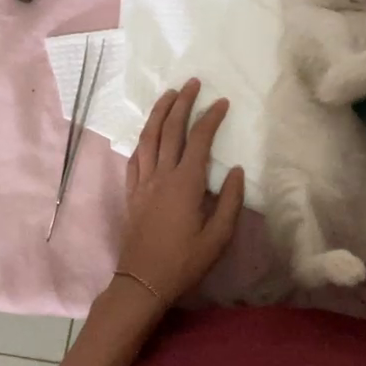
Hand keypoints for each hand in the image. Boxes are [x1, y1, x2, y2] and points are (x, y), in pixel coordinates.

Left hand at [115, 79, 244, 309]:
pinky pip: (135, 158)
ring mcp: (142, 183)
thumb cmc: (184, 262)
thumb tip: (235, 170)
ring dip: (158, 113)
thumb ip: (229, 201)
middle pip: (171, 130)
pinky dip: (143, 141)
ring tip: (168, 95)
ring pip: (148, 138)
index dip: (211, 118)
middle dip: (182, 103)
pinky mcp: (131, 194)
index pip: (199, 140)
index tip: (222, 102)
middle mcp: (161, 176)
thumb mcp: (218, 237)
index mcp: (185, 183)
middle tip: (192, 83)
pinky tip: (148, 134)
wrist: (142, 282)